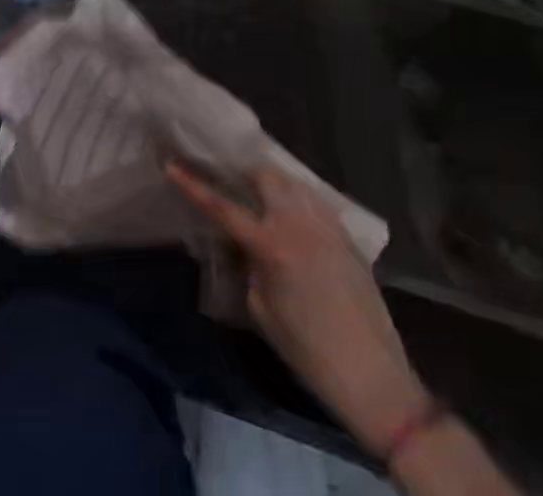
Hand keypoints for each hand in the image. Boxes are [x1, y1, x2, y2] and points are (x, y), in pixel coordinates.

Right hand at [167, 162, 429, 454]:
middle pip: (269, 179)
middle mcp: (303, 229)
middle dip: (243, 171)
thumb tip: (239, 243)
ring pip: (298, 186)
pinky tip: (289, 213)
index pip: (222, 206)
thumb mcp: (257, 304)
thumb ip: (246, 263)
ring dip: (273, 182)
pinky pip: (319, 206)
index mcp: (272, 246)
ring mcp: (331, 233)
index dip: (193, 185)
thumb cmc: (303, 347)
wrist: (372, 377)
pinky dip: (298, 199)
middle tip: (223, 174)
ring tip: (254, 188)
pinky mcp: (351, 245)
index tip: (170, 166)